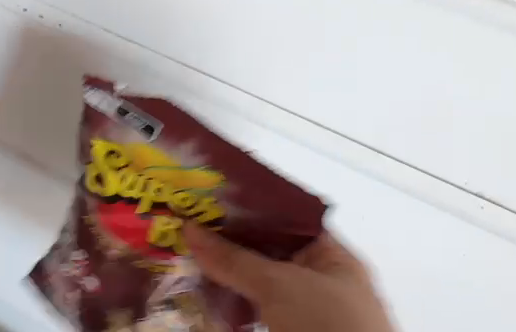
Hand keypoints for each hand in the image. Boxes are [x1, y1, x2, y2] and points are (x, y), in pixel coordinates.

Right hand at [185, 227, 396, 331]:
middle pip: (264, 250)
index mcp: (331, 258)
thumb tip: (186, 227)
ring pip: (255, 283)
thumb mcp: (277, 286)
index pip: (281, 217)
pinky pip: (253, 310)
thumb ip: (231, 257)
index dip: (243, 206)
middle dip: (225, 241)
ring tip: (184, 259)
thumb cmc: (326, 327)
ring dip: (222, 274)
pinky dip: (230, 305)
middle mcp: (319, 281)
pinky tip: (200, 296)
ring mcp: (305, 312)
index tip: (201, 198)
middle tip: (183, 226)